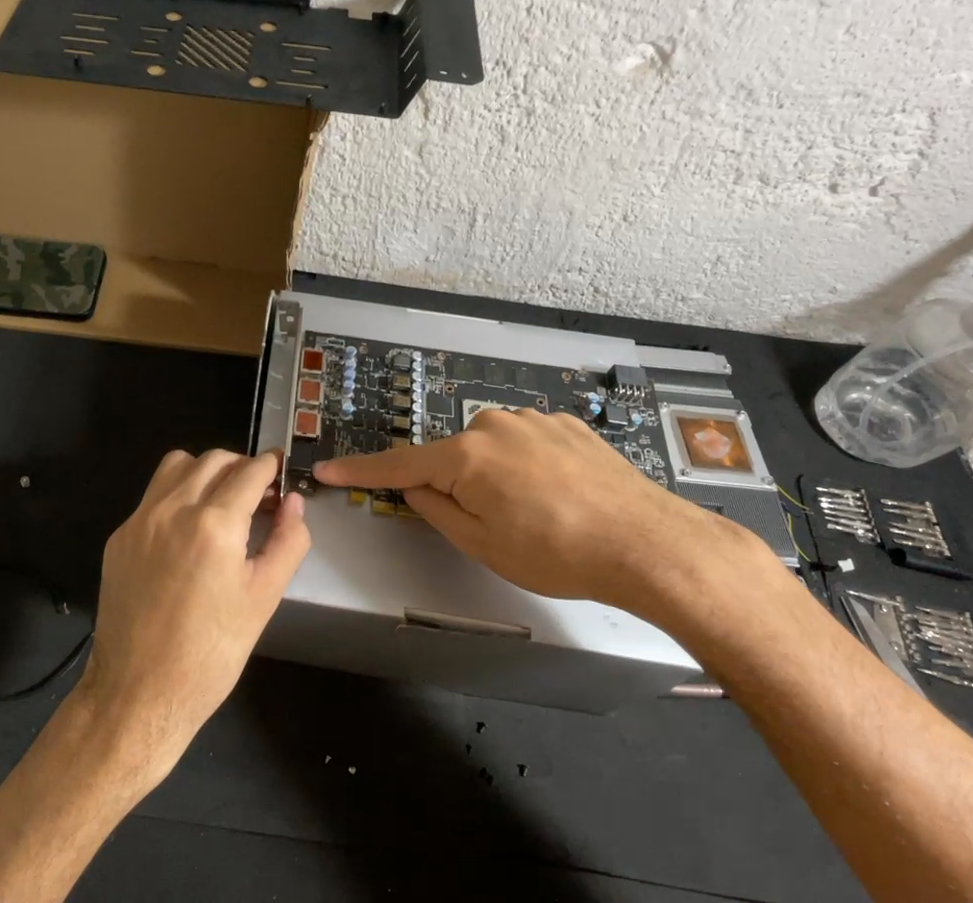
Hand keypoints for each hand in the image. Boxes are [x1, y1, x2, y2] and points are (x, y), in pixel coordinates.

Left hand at [72, 450, 310, 782]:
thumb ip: (287, 542)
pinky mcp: (119, 538)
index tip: (281, 472)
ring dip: (205, 472)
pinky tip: (187, 533)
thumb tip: (294, 503)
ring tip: (221, 503)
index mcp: (214, 524)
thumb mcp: (263, 599)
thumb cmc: (211, 654)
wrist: (138, 693)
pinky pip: (151, 497)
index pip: (249, 472)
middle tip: (258, 495)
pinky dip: (176, 497)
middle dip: (241, 468)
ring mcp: (139, 521)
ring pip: (176, 466)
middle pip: (213, 460)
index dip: (271, 467)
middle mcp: (171, 509)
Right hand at [312, 408, 763, 618]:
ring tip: (536, 516)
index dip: (358, 470)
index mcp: (466, 455)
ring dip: (495, 475)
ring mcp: (536, 420)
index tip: (324, 469)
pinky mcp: (569, 426)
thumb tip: (415, 489)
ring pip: (492, 448)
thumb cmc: (557, 553)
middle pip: (452, 456)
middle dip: (455, 484)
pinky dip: (527, 467)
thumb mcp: (482, 545)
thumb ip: (437, 511)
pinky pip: (527, 443)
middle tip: (489, 526)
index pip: (397, 465)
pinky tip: (559, 497)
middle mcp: (495, 424)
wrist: (648, 543)